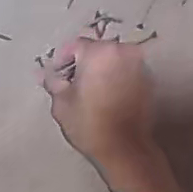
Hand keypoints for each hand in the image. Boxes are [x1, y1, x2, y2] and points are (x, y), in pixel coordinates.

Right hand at [40, 36, 174, 191]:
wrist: (123, 146)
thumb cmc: (89, 124)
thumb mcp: (61, 103)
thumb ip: (52, 82)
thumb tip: (44, 73)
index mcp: (99, 52)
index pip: (75, 45)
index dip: (61, 59)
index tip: (55, 74)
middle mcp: (123, 52)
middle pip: (96, 50)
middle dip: (81, 63)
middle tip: (69, 84)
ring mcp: (139, 64)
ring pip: (112, 60)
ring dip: (98, 70)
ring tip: (87, 92)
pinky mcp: (148, 79)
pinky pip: (124, 71)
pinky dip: (113, 78)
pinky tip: (104, 97)